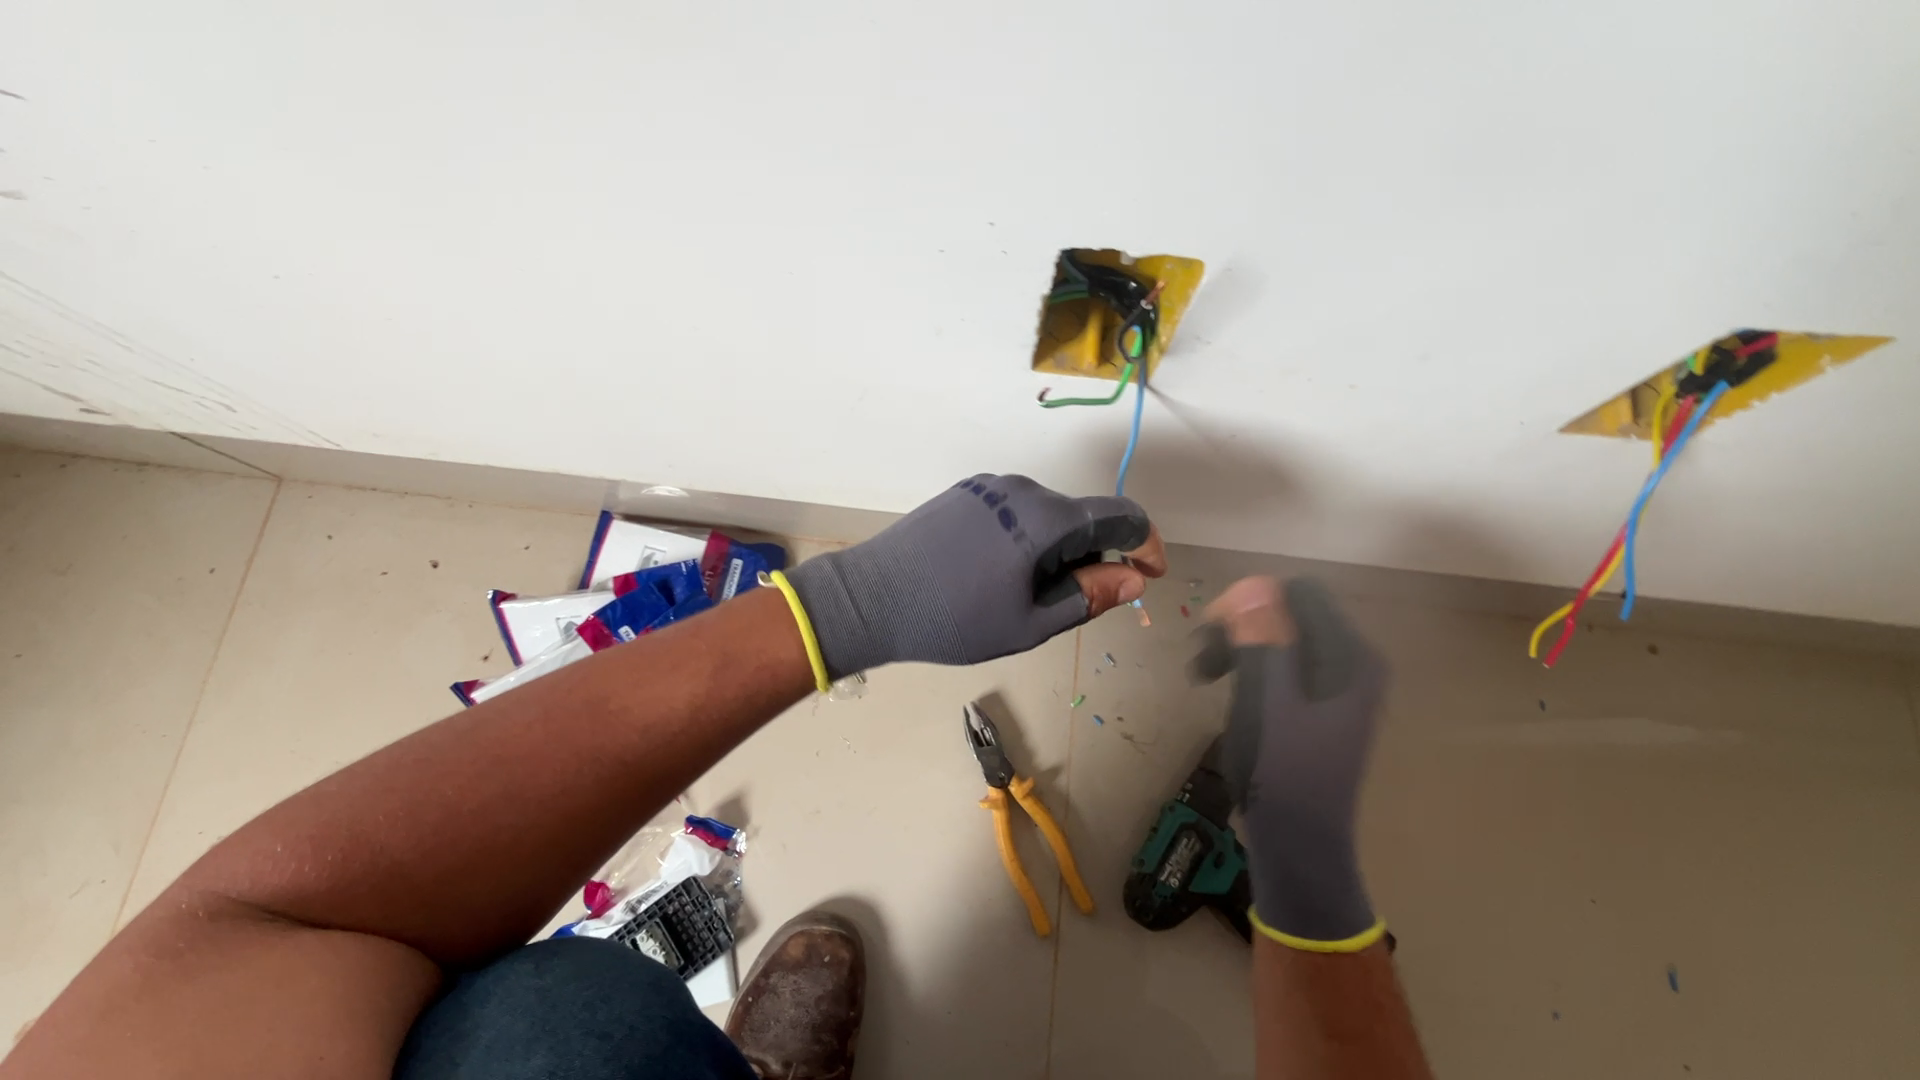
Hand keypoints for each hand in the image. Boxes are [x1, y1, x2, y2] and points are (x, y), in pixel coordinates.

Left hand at [782, 474, 1165, 678]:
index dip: (1146, 545)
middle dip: (1093, 555)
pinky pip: (1014, 511)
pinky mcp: (963, 493)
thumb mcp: (1030, 622)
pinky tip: (995, 573)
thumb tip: (1134, 577)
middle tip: (1068, 602)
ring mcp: (988, 486)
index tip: (1149, 576)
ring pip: (1046, 515)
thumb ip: (1088, 595)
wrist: (870, 598)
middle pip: (1081, 516)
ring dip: (1056, 549)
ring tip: (1021, 594)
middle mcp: (1021, 488)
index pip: (1121, 516)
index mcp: (1044, 517)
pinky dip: (1026, 539)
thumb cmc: (953, 620)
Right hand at [1195, 576, 1387, 950]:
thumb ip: (1265, 641)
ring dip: (1237, 646)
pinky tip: (1222, 687)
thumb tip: (1252, 585)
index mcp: (1351, 658)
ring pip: (1279, 638)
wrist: (1298, 843)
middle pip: (1289, 613)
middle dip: (1240, 624)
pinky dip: (1247, 667)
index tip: (1211, 626)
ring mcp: (1333, 686)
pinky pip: (1279, 665)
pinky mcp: (1314, 705)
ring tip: (1201, 673)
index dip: (1253, 598)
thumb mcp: (1269, 702)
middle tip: (1200, 655)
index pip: (1301, 593)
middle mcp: (1350, 664)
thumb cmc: (1284, 772)